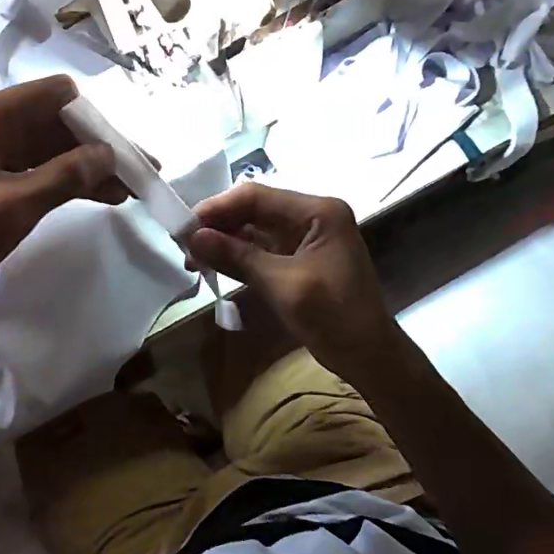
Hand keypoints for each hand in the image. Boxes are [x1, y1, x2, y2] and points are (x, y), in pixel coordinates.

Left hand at [0, 76, 124, 317]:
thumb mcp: (15, 205)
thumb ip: (66, 175)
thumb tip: (110, 153)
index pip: (56, 94)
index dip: (93, 118)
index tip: (123, 150)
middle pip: (59, 121)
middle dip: (99, 145)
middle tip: (141, 171)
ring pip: (55, 148)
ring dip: (91, 166)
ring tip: (131, 190)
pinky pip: (44, 170)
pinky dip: (73, 181)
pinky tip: (105, 196)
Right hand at [188, 184, 399, 374]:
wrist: (369, 356)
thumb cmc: (335, 317)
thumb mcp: (283, 285)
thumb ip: (238, 257)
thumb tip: (193, 238)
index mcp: (318, 211)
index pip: (256, 197)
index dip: (218, 209)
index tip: (184, 227)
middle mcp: (312, 217)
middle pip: (253, 211)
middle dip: (218, 227)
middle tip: (184, 248)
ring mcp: (306, 238)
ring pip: (254, 231)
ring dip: (224, 243)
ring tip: (191, 261)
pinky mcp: (299, 260)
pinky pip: (261, 251)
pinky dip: (238, 258)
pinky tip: (214, 268)